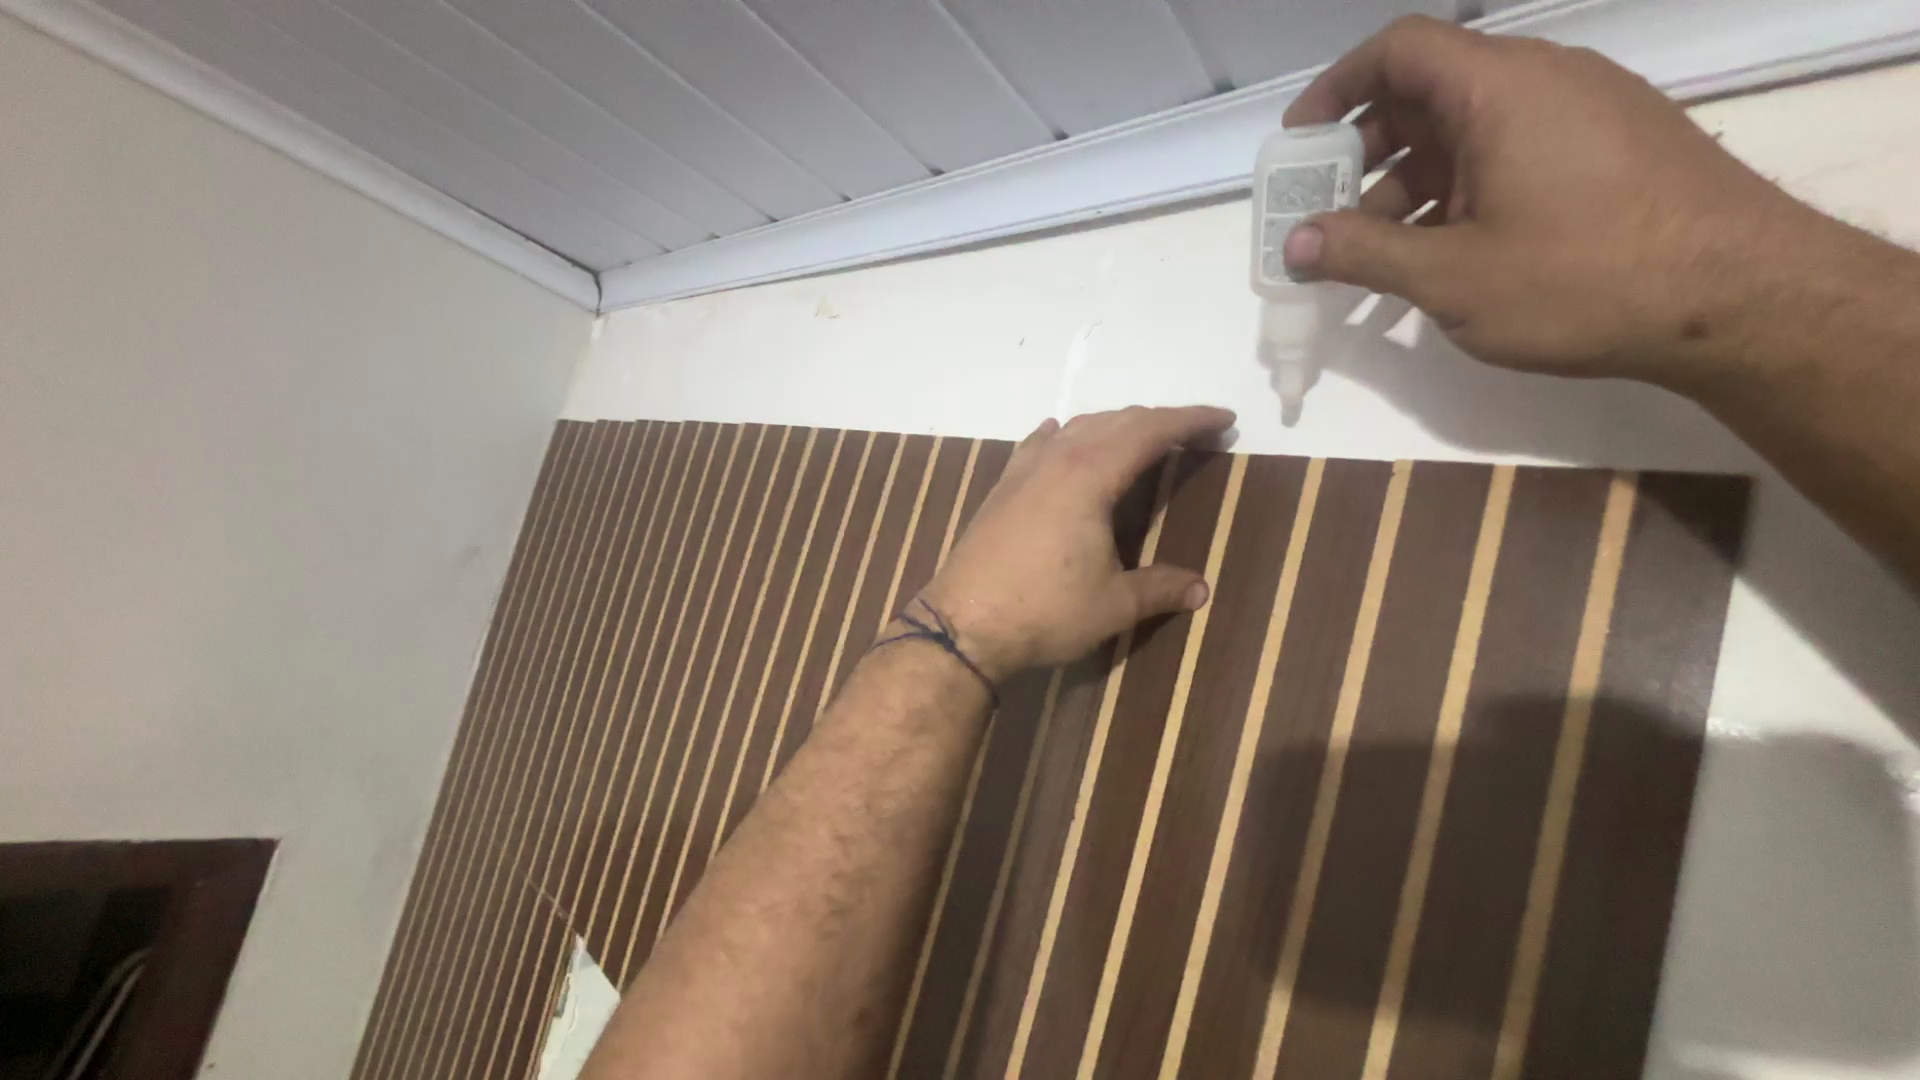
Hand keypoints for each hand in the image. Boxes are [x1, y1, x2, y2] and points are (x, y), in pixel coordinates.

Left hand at [915, 406, 1235, 681]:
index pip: (1150, 431)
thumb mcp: (1113, 604)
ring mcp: (1023, 471)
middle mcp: (1056, 460)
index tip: (1223, 418)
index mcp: (1090, 476)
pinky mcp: (1001, 488)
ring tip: (1142, 436)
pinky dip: (1064, 436)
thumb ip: (1160, 589)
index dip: (1190, 420)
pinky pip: (1039, 445)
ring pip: (1076, 428)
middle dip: (1160, 420)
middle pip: (1115, 421)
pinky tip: (1061, 436)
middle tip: (1195, 430)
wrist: (962, 624)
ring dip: (1114, 425)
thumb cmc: (1044, 611)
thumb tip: (1202, 589)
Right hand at [1281, 15, 1823, 386]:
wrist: (1736, 301)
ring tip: (1364, 257)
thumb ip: (1362, 253)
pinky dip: (1450, 200)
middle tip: (1318, 217)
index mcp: (1500, 90)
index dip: (1335, 89)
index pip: (1398, 51)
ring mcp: (1574, 120)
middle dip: (1358, 157)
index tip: (1297, 146)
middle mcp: (1539, 85)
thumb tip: (1293, 244)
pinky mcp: (1597, 157)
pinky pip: (1501, 161)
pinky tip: (1429, 258)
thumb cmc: (1580, 278)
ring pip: (1461, 138)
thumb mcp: (1450, 274)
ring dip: (1400, 190)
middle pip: (1423, 97)